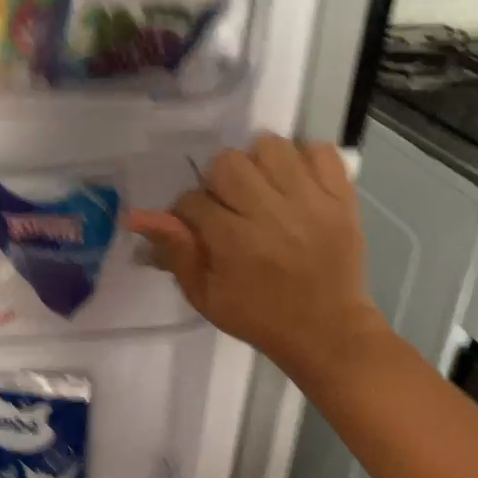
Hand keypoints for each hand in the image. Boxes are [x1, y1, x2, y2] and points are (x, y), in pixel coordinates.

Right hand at [129, 136, 386, 382]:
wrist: (327, 331)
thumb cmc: (258, 316)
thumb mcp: (205, 294)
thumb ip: (175, 251)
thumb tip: (135, 215)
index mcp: (235, 241)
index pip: (192, 200)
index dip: (187, 213)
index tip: (198, 230)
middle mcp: (272, 213)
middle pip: (228, 162)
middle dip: (219, 181)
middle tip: (229, 206)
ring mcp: (312, 201)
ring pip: (271, 147)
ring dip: (258, 163)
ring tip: (262, 189)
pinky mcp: (342, 197)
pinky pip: (321, 150)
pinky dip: (304, 159)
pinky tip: (295, 183)